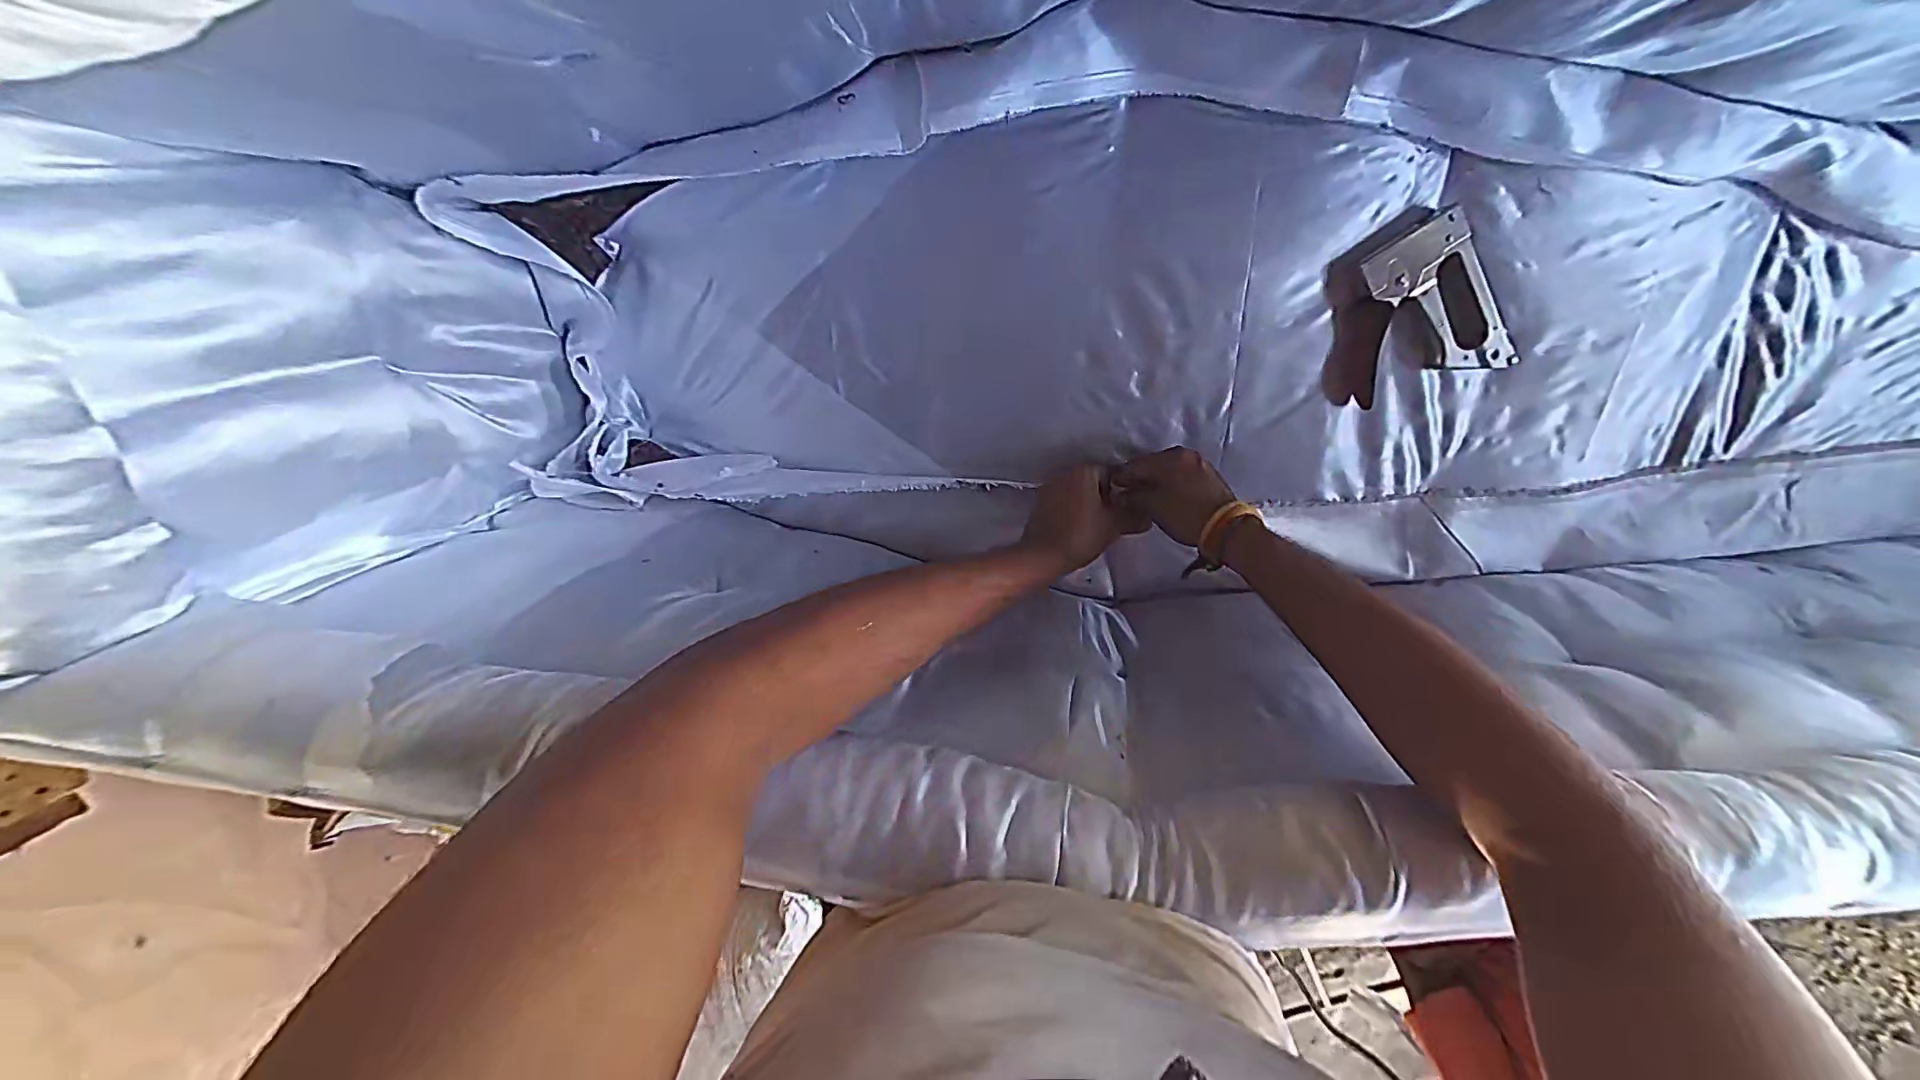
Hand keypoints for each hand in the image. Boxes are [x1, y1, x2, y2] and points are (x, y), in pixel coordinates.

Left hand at [1016, 464, 1149, 572]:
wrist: (1043, 556)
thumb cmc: (1080, 536)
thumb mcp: (1114, 526)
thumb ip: (1134, 515)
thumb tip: (1148, 514)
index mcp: (1083, 471)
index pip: (1112, 472)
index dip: (1122, 491)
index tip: (1125, 509)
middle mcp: (1064, 473)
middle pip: (1093, 481)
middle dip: (1105, 497)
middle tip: (1113, 518)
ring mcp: (1049, 488)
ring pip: (1077, 492)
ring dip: (1087, 504)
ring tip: (1096, 525)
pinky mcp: (1039, 504)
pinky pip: (1063, 502)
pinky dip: (1072, 511)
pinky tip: (1078, 528)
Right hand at [1109, 447, 1238, 546]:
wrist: (1227, 528)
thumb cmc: (1186, 515)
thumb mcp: (1153, 506)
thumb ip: (1133, 496)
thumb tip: (1119, 493)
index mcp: (1171, 457)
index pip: (1136, 464)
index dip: (1121, 477)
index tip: (1112, 488)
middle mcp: (1185, 455)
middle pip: (1152, 464)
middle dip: (1138, 478)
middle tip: (1126, 493)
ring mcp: (1199, 464)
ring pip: (1167, 470)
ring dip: (1154, 481)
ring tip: (1144, 496)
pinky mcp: (1208, 476)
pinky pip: (1180, 475)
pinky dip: (1169, 483)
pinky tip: (1163, 496)